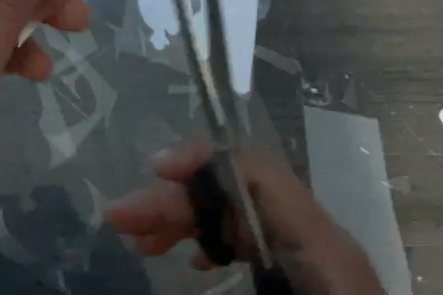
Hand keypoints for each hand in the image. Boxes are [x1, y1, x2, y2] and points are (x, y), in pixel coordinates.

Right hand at [106, 139, 385, 294]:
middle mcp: (319, 238)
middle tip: (121, 218)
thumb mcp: (287, 287)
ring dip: (187, 221)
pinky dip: (215, 243)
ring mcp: (316, 258)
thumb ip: (234, 246)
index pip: (256, 168)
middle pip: (236, 193)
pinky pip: (255, 244)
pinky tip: (190, 260)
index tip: (153, 171)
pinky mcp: (310, 278)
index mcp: (322, 240)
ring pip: (241, 218)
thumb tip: (186, 253)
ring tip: (140, 239)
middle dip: (175, 200)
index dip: (201, 160)